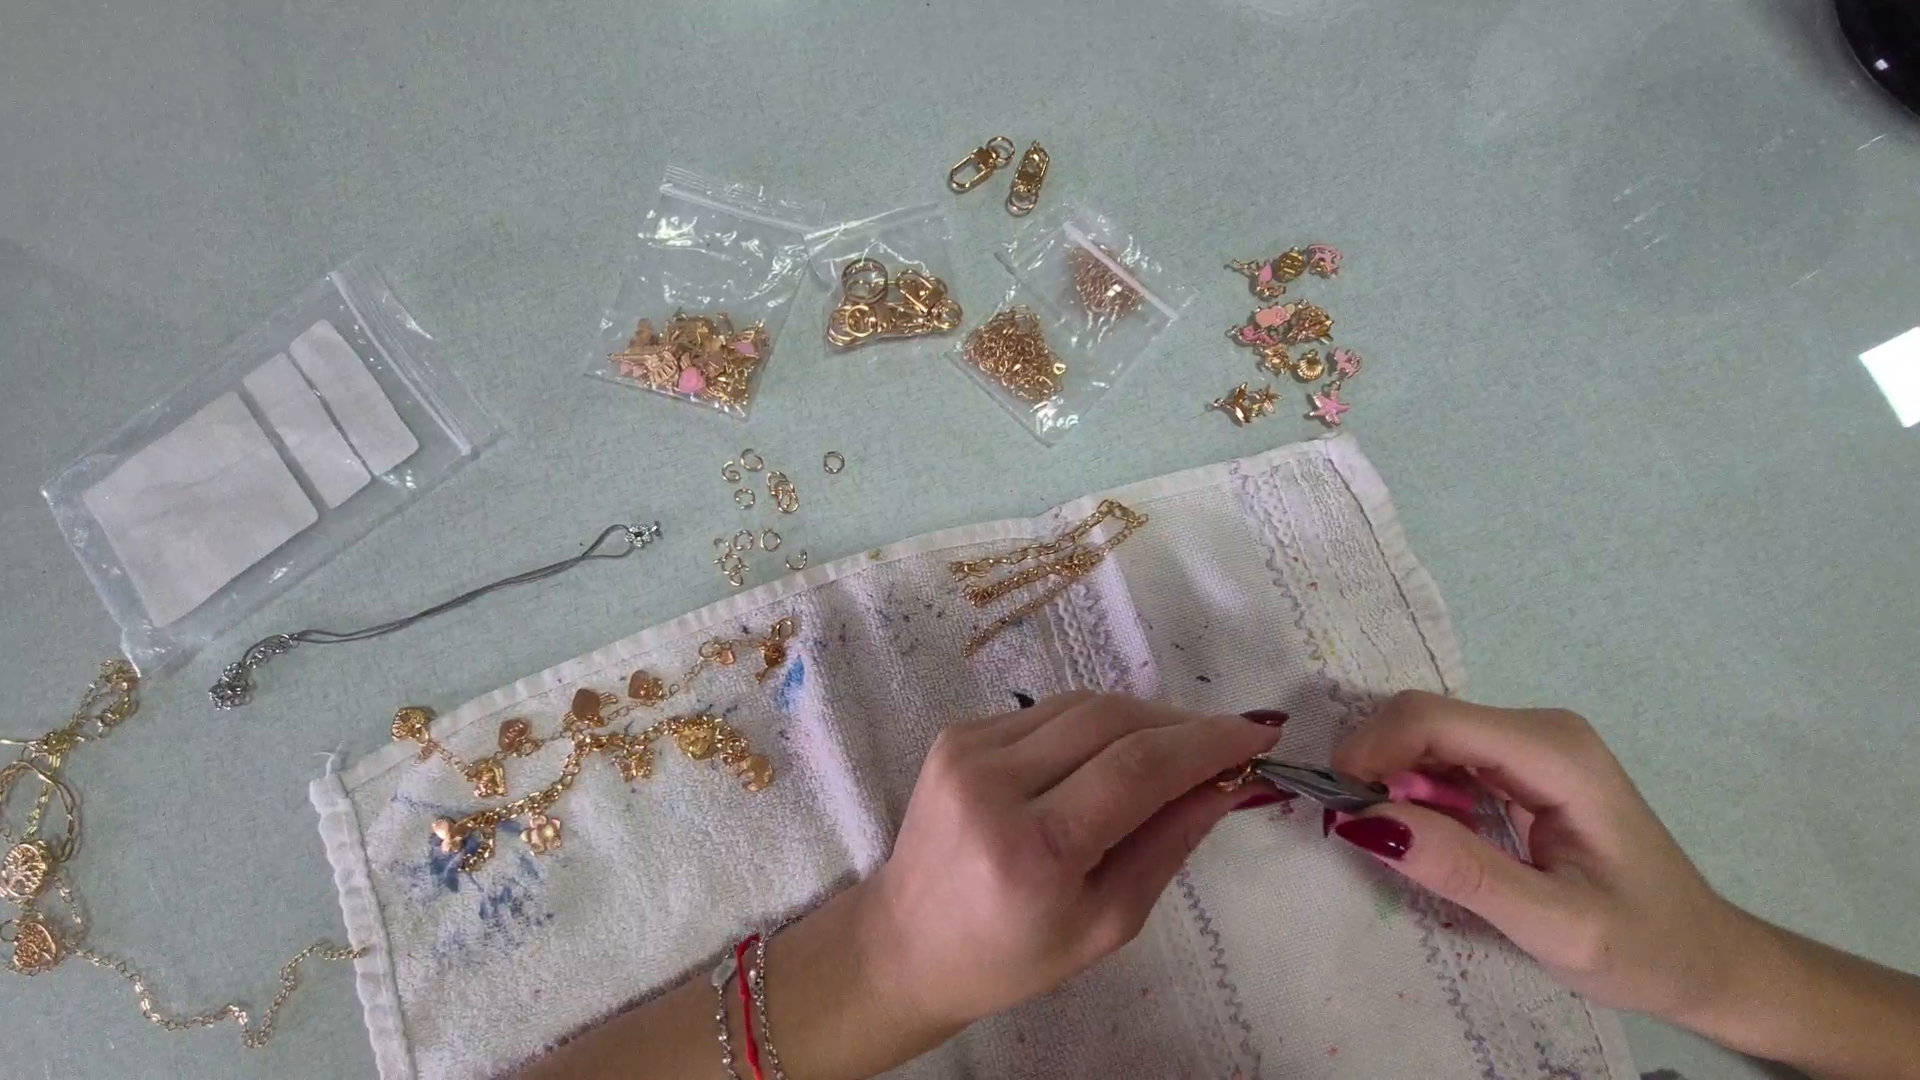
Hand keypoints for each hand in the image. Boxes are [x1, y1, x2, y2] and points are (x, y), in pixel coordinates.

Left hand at [866, 692, 1284, 1028]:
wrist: (907, 940)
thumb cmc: (1012, 954)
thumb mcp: (1106, 924)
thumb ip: (1168, 844)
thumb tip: (1225, 781)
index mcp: (1033, 850)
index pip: (1137, 769)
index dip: (1205, 742)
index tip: (1255, 733)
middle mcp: (993, 784)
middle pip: (1109, 719)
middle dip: (1177, 722)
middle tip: (1221, 739)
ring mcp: (966, 749)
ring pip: (1078, 705)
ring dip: (1137, 717)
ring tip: (1172, 745)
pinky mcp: (954, 732)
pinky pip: (1044, 713)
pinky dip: (1088, 724)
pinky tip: (1105, 753)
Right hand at [1330, 691, 1743, 1020]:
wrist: (1711, 960)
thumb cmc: (1647, 950)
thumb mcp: (1559, 929)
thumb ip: (1464, 872)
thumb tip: (1364, 820)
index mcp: (1555, 754)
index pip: (1431, 719)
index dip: (1372, 752)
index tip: (1345, 808)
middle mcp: (1538, 728)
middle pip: (1418, 715)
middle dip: (1374, 763)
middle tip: (1366, 827)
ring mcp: (1527, 738)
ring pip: (1419, 729)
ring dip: (1389, 774)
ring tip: (1401, 835)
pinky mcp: (1515, 755)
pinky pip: (1436, 749)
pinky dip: (1410, 782)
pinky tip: (1429, 825)